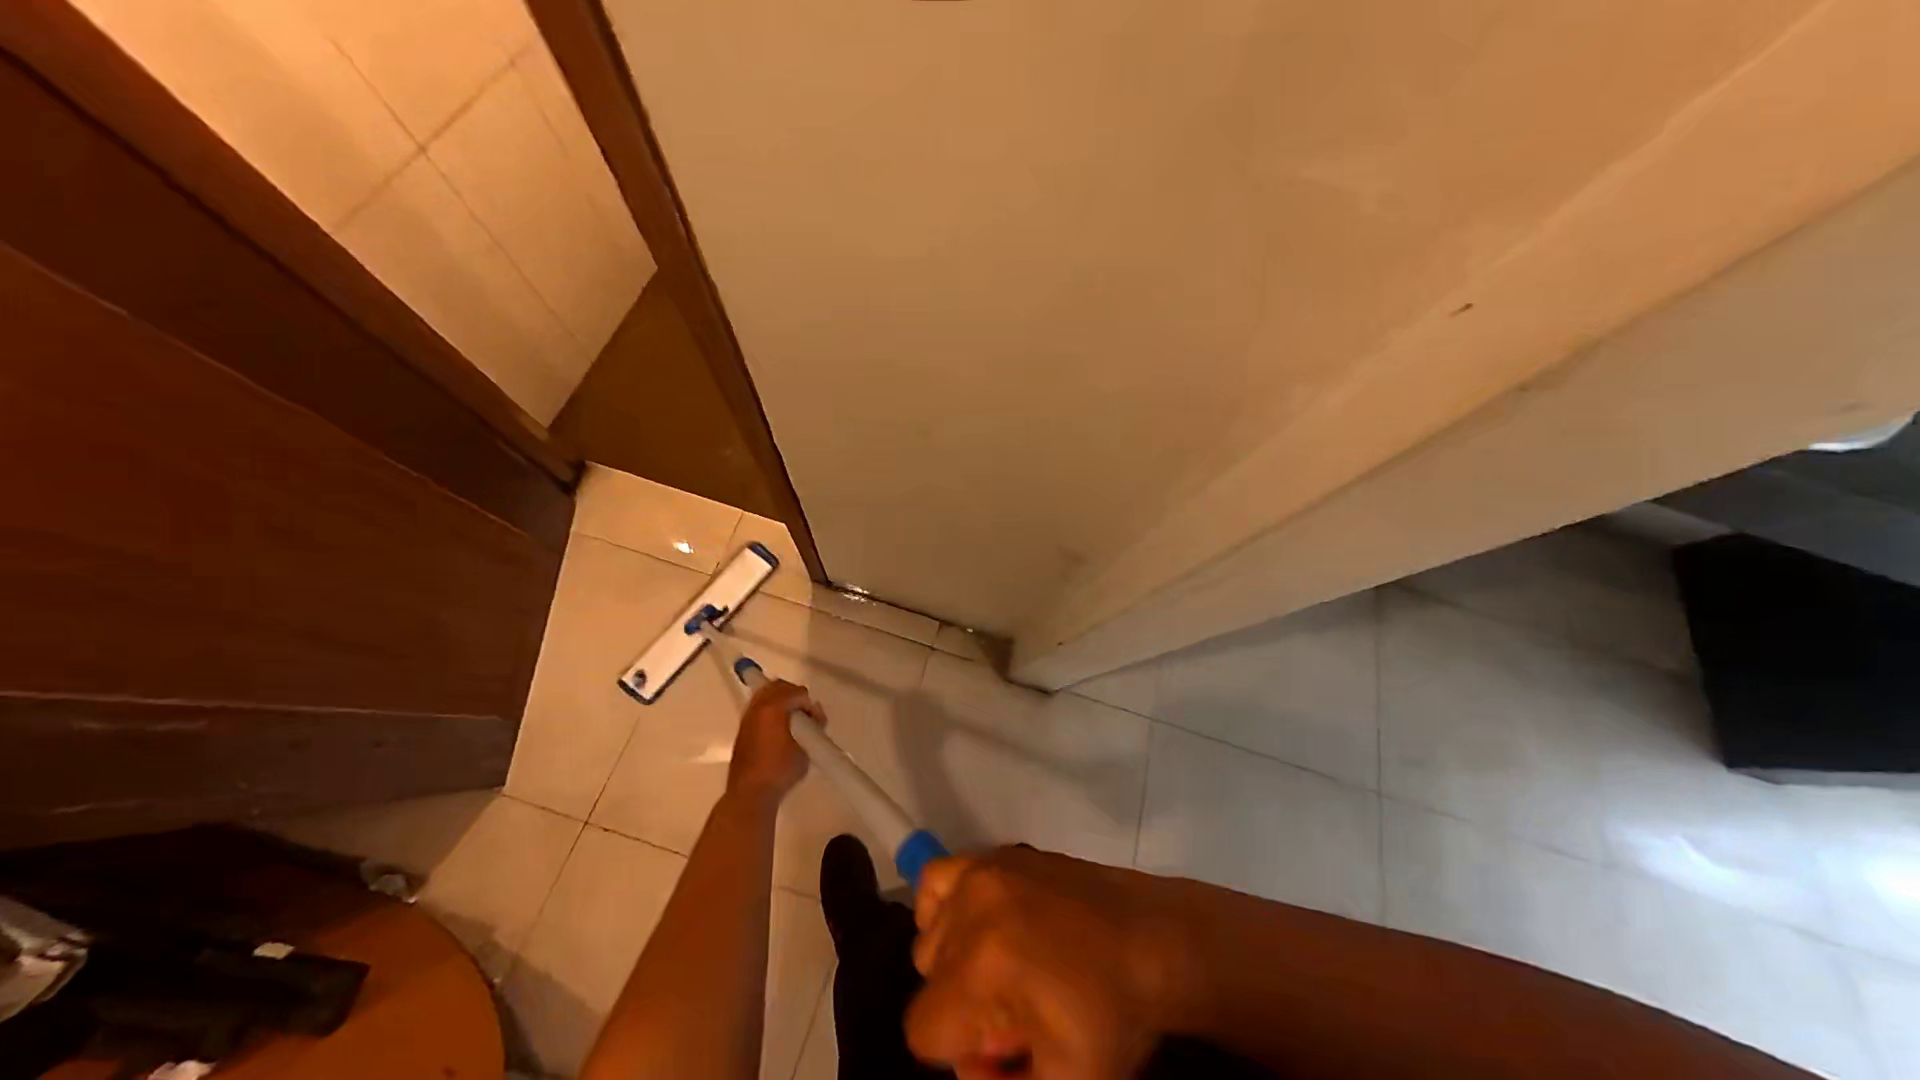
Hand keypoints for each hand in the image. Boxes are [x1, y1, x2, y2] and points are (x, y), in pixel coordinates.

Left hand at [726, 679, 821, 802]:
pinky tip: (779, 727)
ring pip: (766, 694)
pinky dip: (770, 709)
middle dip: (794, 695)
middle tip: (805, 713)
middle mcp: (758, 707)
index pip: (797, 692)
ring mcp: (748, 716)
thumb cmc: (781, 770)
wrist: (751, 792)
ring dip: (781, 700)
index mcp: (774, 708)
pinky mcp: (743, 728)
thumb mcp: (807, 749)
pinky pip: (759, 707)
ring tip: (792, 719)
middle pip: (778, 686)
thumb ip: (813, 727)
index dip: (809, 704)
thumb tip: (814, 717)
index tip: (815, 719)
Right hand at [907, 847, 1189, 1079]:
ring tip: (1004, 967)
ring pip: (930, 934)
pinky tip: (978, 925)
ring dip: (955, 960)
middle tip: (1012, 1008)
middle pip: (927, 980)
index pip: (921, 1028)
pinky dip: (944, 906)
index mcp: (984, 966)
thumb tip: (970, 1066)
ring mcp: (982, 872)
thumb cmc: (1115, 1013)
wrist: (1157, 938)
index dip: (960, 1052)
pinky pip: (937, 878)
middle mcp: (971, 911)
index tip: (1001, 1047)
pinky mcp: (995, 854)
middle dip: (960, 1006)